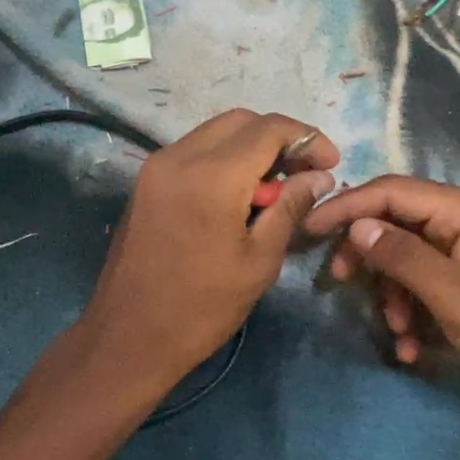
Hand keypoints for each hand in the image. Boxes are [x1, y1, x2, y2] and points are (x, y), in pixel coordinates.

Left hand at [80, 109, 338, 379]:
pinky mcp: (146, 182)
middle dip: (278, 138)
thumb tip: (319, 176)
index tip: (331, 164)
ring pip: (215, 132)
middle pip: (241, 121)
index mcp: (213, 175)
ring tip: (276, 187)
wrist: (128, 338)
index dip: (307, 139)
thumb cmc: (203, 307)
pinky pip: (194, 151)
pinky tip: (240, 195)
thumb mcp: (259, 260)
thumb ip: (290, 208)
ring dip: (250, 147)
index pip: (269, 129)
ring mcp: (157, 167)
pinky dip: (224, 159)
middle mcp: (180, 156)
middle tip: (304, 173)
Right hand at [303, 177, 459, 393]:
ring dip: (393, 296)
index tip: (309, 229)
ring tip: (399, 335)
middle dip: (368, 257)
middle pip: (397, 222)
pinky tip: (414, 349)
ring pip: (408, 258)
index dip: (347, 206)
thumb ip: (402, 257)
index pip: (393, 191)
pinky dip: (415, 312)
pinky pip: (429, 284)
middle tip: (338, 283)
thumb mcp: (453, 295)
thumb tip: (357, 225)